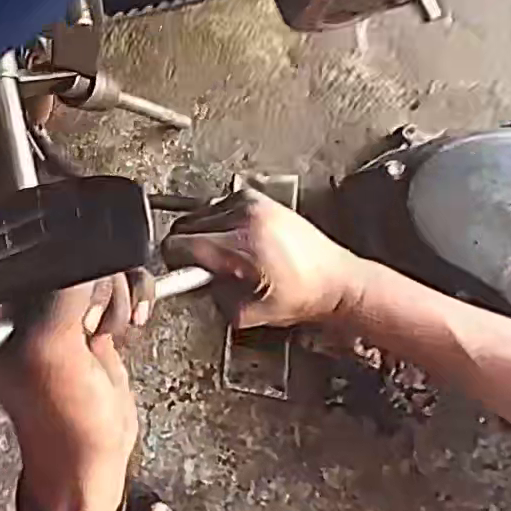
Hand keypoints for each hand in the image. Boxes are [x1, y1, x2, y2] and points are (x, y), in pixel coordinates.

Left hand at [0, 270, 154, 510]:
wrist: (94, 461)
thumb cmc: (62, 425)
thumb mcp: (53, 352)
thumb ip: (62, 296)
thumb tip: (82, 255)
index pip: (36, 255)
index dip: (63, 272)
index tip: (71, 309)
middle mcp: (30, 306)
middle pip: (77, 256)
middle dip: (96, 291)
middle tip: (87, 330)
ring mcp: (67, 311)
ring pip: (106, 267)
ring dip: (119, 300)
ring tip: (103, 335)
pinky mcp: (97, 318)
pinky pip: (125, 283)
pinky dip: (137, 300)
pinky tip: (129, 326)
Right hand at [161, 187, 365, 328]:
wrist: (337, 279)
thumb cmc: (301, 297)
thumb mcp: (248, 313)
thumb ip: (212, 297)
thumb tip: (189, 283)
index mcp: (240, 246)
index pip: (179, 244)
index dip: (173, 261)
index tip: (178, 270)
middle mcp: (243, 217)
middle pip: (183, 227)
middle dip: (186, 248)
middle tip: (202, 267)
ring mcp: (249, 203)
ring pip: (196, 215)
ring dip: (200, 234)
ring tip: (222, 254)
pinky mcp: (255, 198)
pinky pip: (215, 205)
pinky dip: (214, 222)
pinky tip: (231, 239)